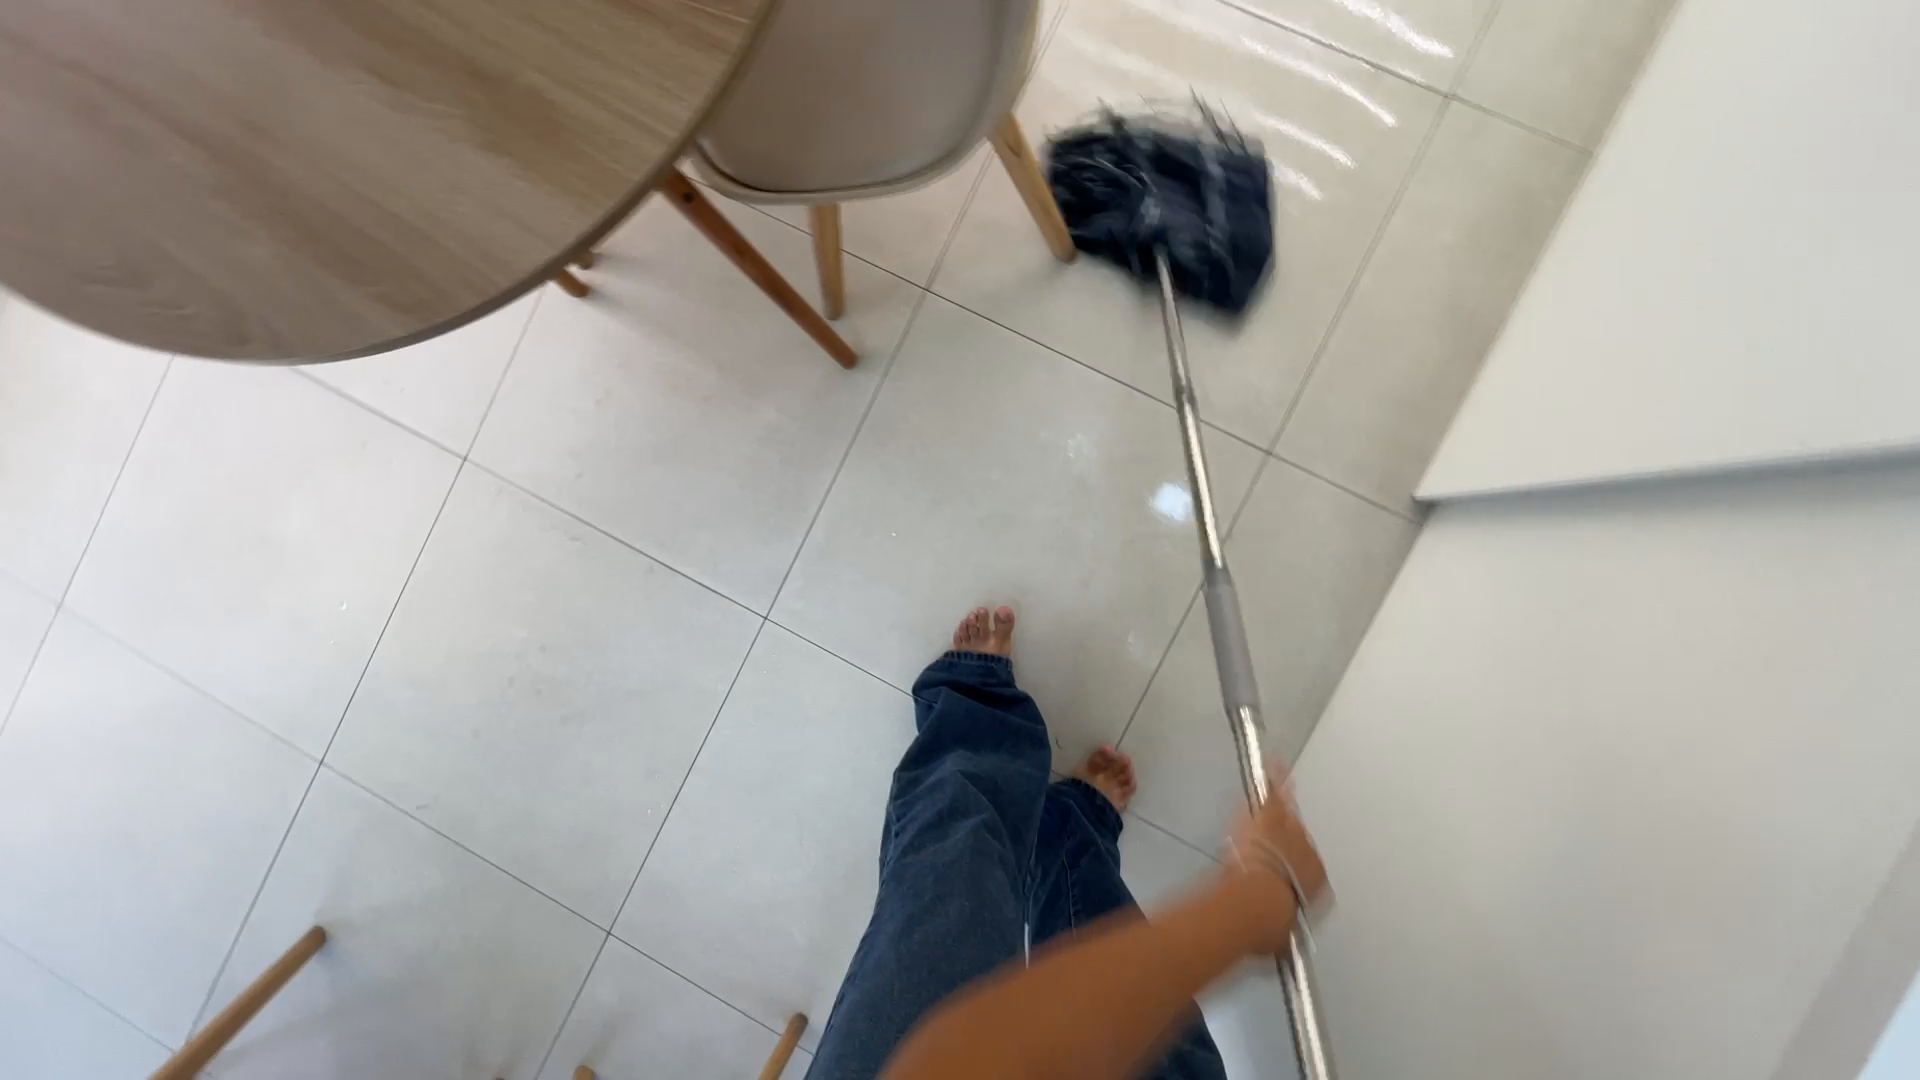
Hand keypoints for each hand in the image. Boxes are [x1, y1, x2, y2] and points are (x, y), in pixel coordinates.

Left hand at [1216, 767, 1329, 953]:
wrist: (1258, 902)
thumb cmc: (1270, 923)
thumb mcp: (1281, 934)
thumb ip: (1282, 927)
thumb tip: (1276, 939)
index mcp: (1318, 885)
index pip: (1307, 869)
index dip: (1289, 865)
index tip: (1278, 866)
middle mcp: (1310, 855)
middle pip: (1297, 839)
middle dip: (1282, 837)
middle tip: (1268, 838)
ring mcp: (1291, 833)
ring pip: (1288, 812)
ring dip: (1283, 798)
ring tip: (1280, 779)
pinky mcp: (1271, 817)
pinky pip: (1275, 792)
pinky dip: (1274, 776)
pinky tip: (1273, 760)